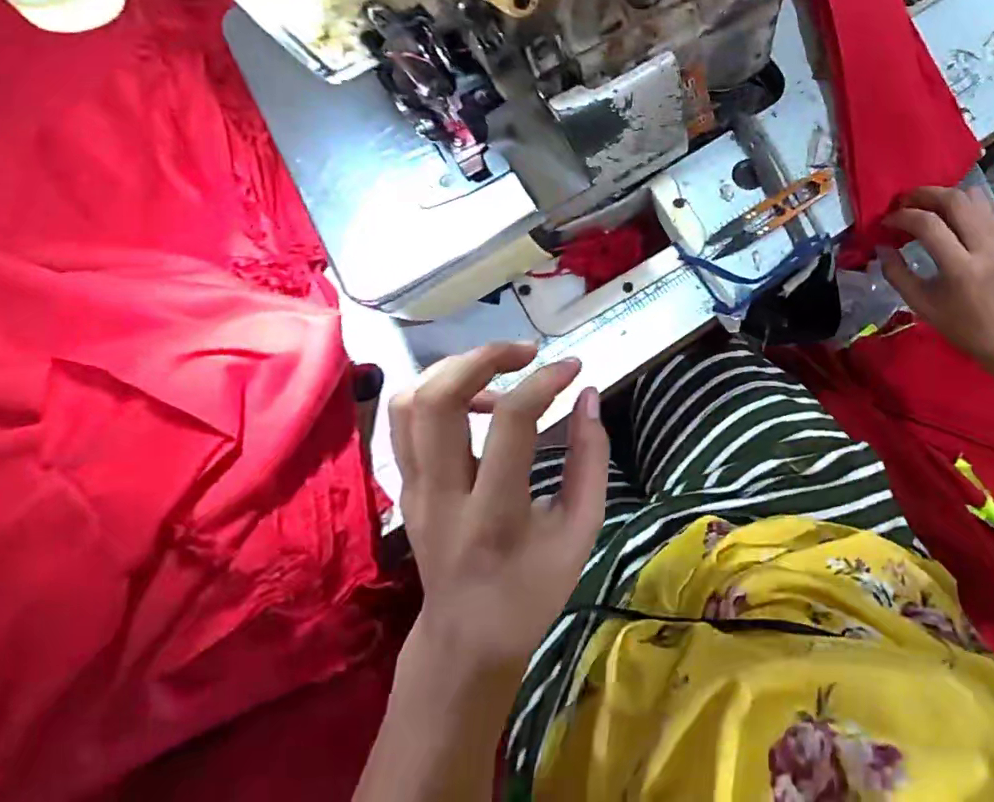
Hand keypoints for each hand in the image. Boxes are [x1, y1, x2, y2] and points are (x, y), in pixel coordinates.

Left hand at [389, 342, 608, 672]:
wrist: (466, 640)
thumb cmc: (533, 588)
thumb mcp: (581, 531)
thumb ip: (590, 460)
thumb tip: (588, 395)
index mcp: (495, 514)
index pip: (512, 422)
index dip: (545, 381)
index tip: (574, 368)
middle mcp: (442, 496)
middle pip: (437, 400)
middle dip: (483, 357)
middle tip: (527, 353)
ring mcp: (413, 491)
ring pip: (409, 403)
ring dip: (456, 370)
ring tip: (499, 371)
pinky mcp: (403, 487)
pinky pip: (405, 421)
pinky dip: (439, 391)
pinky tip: (477, 400)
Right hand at [879, 185, 993, 372]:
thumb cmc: (960, 324)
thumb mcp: (920, 304)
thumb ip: (896, 273)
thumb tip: (881, 246)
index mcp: (962, 268)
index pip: (929, 225)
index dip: (902, 217)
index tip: (886, 222)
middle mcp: (985, 247)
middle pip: (954, 200)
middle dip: (923, 195)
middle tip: (902, 202)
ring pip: (971, 197)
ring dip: (942, 195)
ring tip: (922, 205)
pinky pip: (983, 207)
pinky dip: (960, 204)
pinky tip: (945, 214)